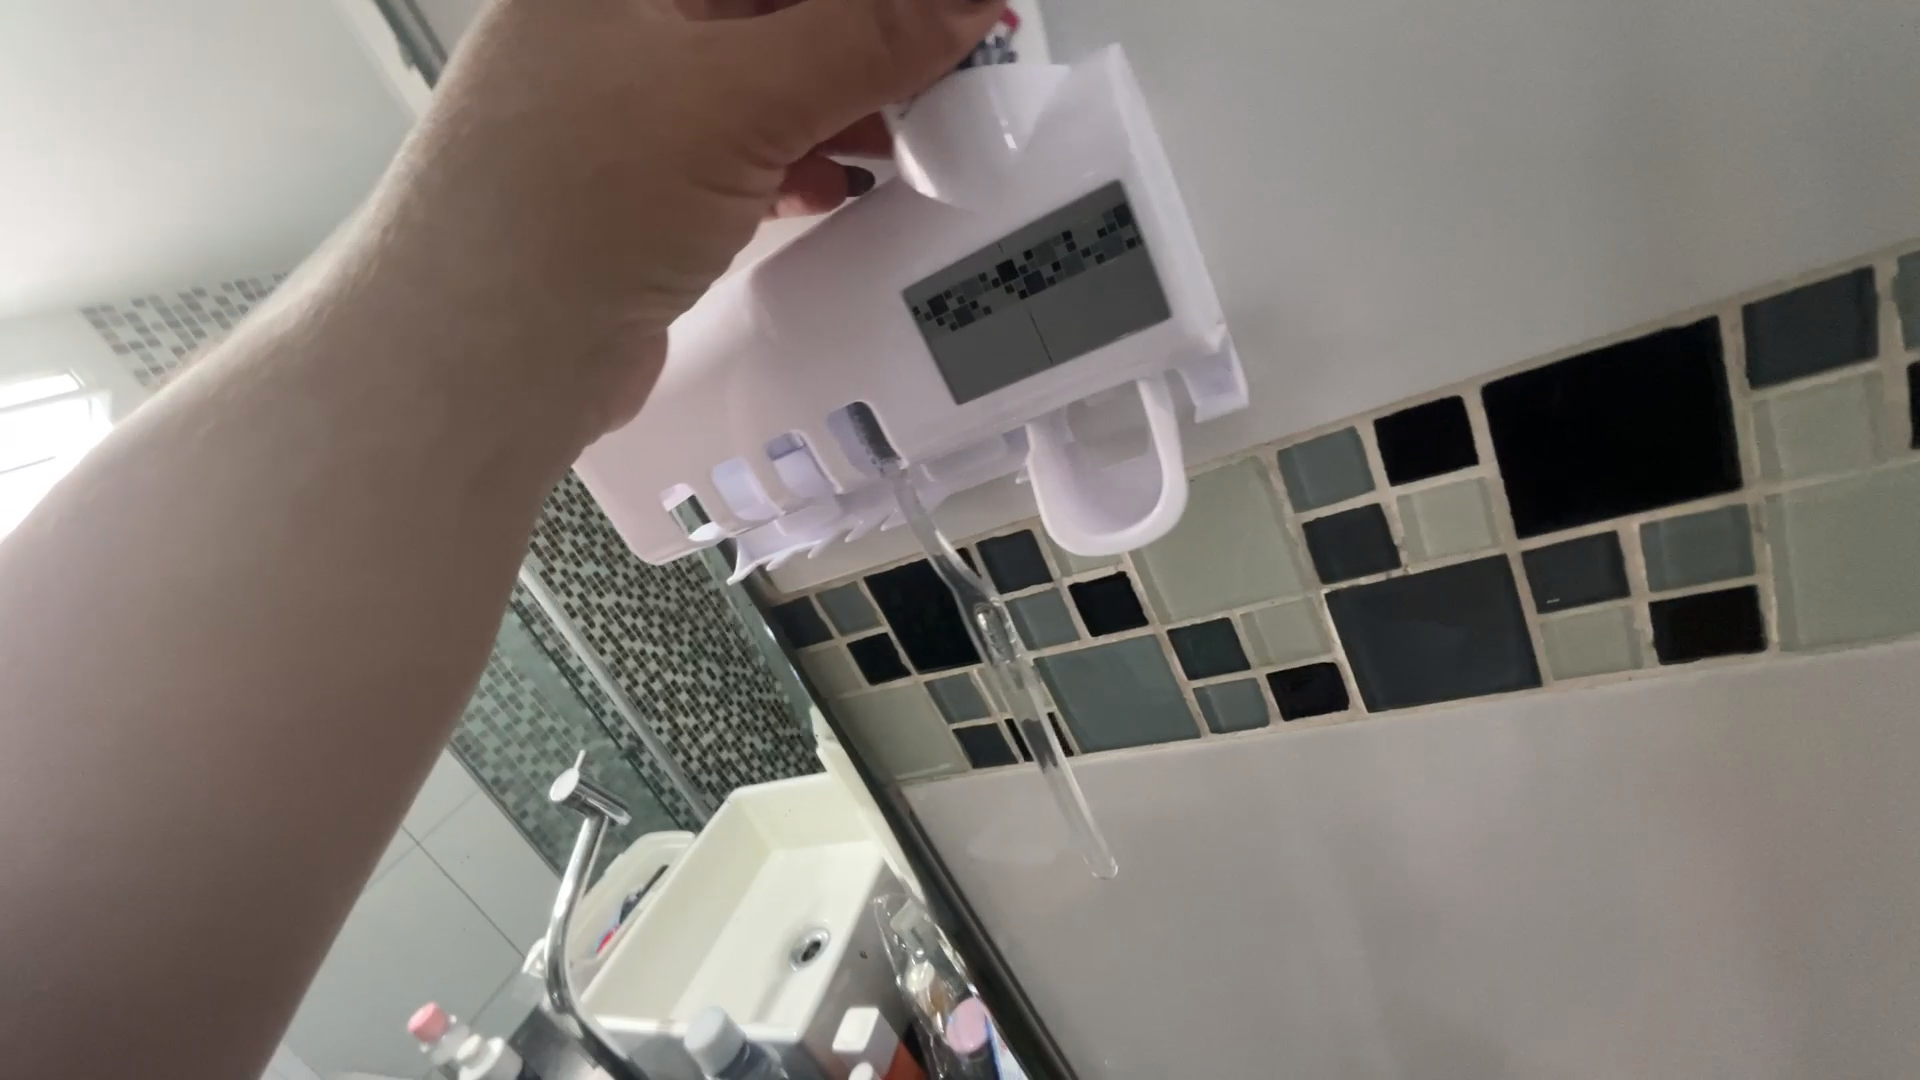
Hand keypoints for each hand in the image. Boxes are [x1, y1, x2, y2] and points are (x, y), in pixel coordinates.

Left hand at [350, 0, 1006, 435]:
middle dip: (867, 45)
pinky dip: (797, 164)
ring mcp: (633, 108)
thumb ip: (857, 40)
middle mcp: (624, 21)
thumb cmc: (584, 201)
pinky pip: (744, 152)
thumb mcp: (734, 99)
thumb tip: (970, 1)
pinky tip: (833, 187)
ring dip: (842, 108)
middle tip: (942, 86)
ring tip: (902, 143)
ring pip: (766, 85)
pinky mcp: (649, 186)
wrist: (500, 352)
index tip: (962, 19)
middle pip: (777, 17)